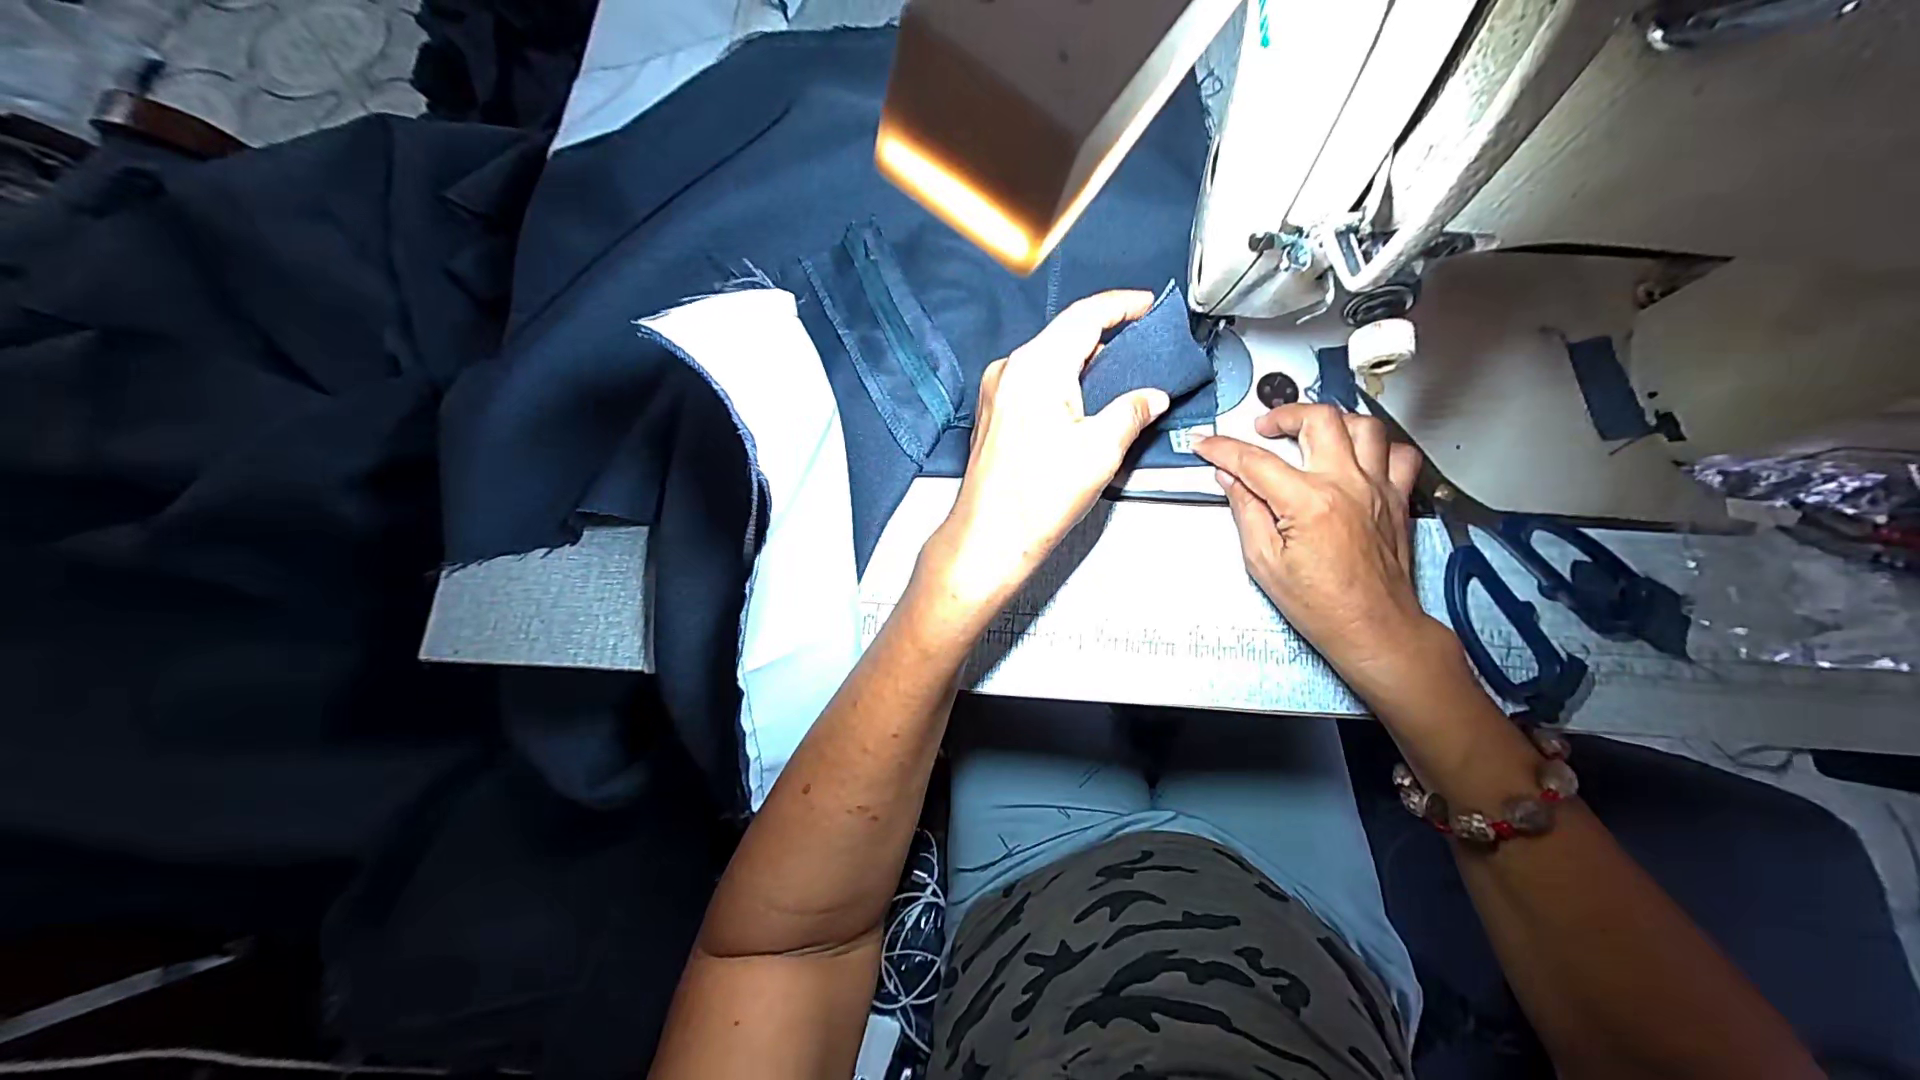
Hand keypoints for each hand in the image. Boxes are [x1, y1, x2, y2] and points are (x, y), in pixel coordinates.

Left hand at [916, 291, 1170, 621]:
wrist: (990, 535)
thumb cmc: (1031, 500)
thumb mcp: (1102, 449)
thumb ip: (1132, 411)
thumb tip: (1150, 398)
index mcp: (1037, 367)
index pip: (1086, 315)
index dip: (1122, 305)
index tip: (1144, 305)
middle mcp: (1010, 372)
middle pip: (1065, 334)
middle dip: (1106, 335)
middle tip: (1139, 343)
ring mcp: (997, 392)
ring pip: (1049, 358)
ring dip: (1083, 362)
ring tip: (1116, 378)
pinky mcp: (993, 413)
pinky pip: (1033, 381)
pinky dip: (1061, 382)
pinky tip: (1080, 405)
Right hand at [1196, 404, 1445, 691]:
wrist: (1374, 628)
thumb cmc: (1323, 606)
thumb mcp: (1264, 563)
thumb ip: (1246, 512)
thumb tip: (1231, 481)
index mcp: (1308, 503)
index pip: (1255, 460)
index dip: (1223, 448)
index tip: (1208, 446)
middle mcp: (1348, 486)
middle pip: (1319, 419)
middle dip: (1283, 414)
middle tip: (1263, 427)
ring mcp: (1378, 488)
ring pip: (1363, 425)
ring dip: (1331, 421)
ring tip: (1309, 432)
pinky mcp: (1397, 498)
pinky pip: (1398, 453)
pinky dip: (1377, 446)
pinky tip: (1357, 455)